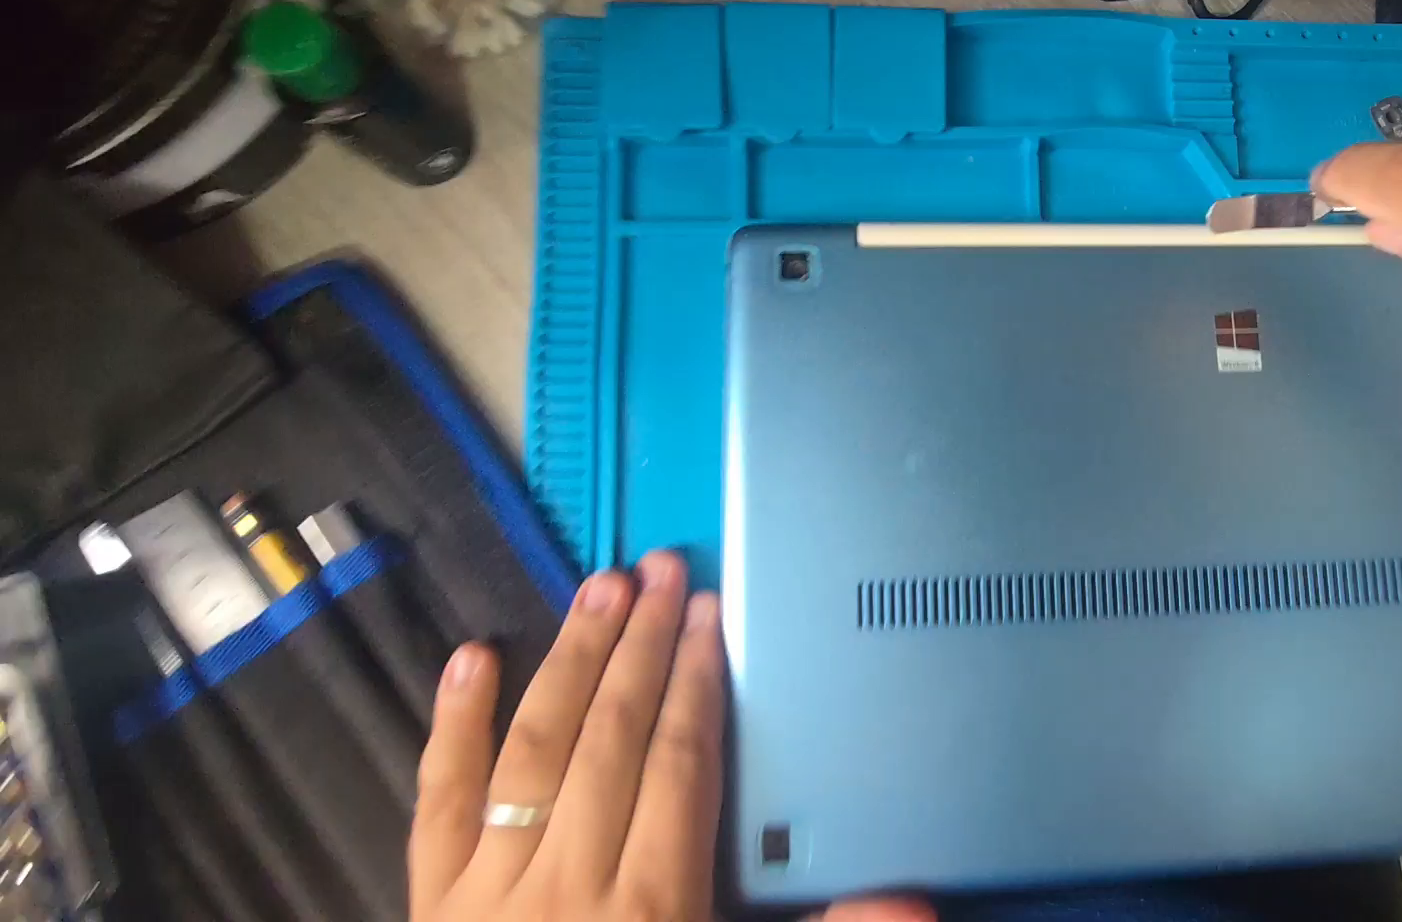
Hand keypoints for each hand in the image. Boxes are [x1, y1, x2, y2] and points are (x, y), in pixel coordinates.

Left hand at [410, 550, 931, 921]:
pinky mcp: (427, 907)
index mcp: (650, 912)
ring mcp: (485, 895)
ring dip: (570, 660)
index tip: (711, 612)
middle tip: (663, 568)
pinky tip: (473, 654)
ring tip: (600, 586)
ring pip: (534, 751)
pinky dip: (453, 727)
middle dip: (642, 646)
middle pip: (610, 738)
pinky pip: (439, 805)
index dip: (697, 682)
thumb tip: (921, 899)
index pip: (677, 764)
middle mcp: (564, 888)